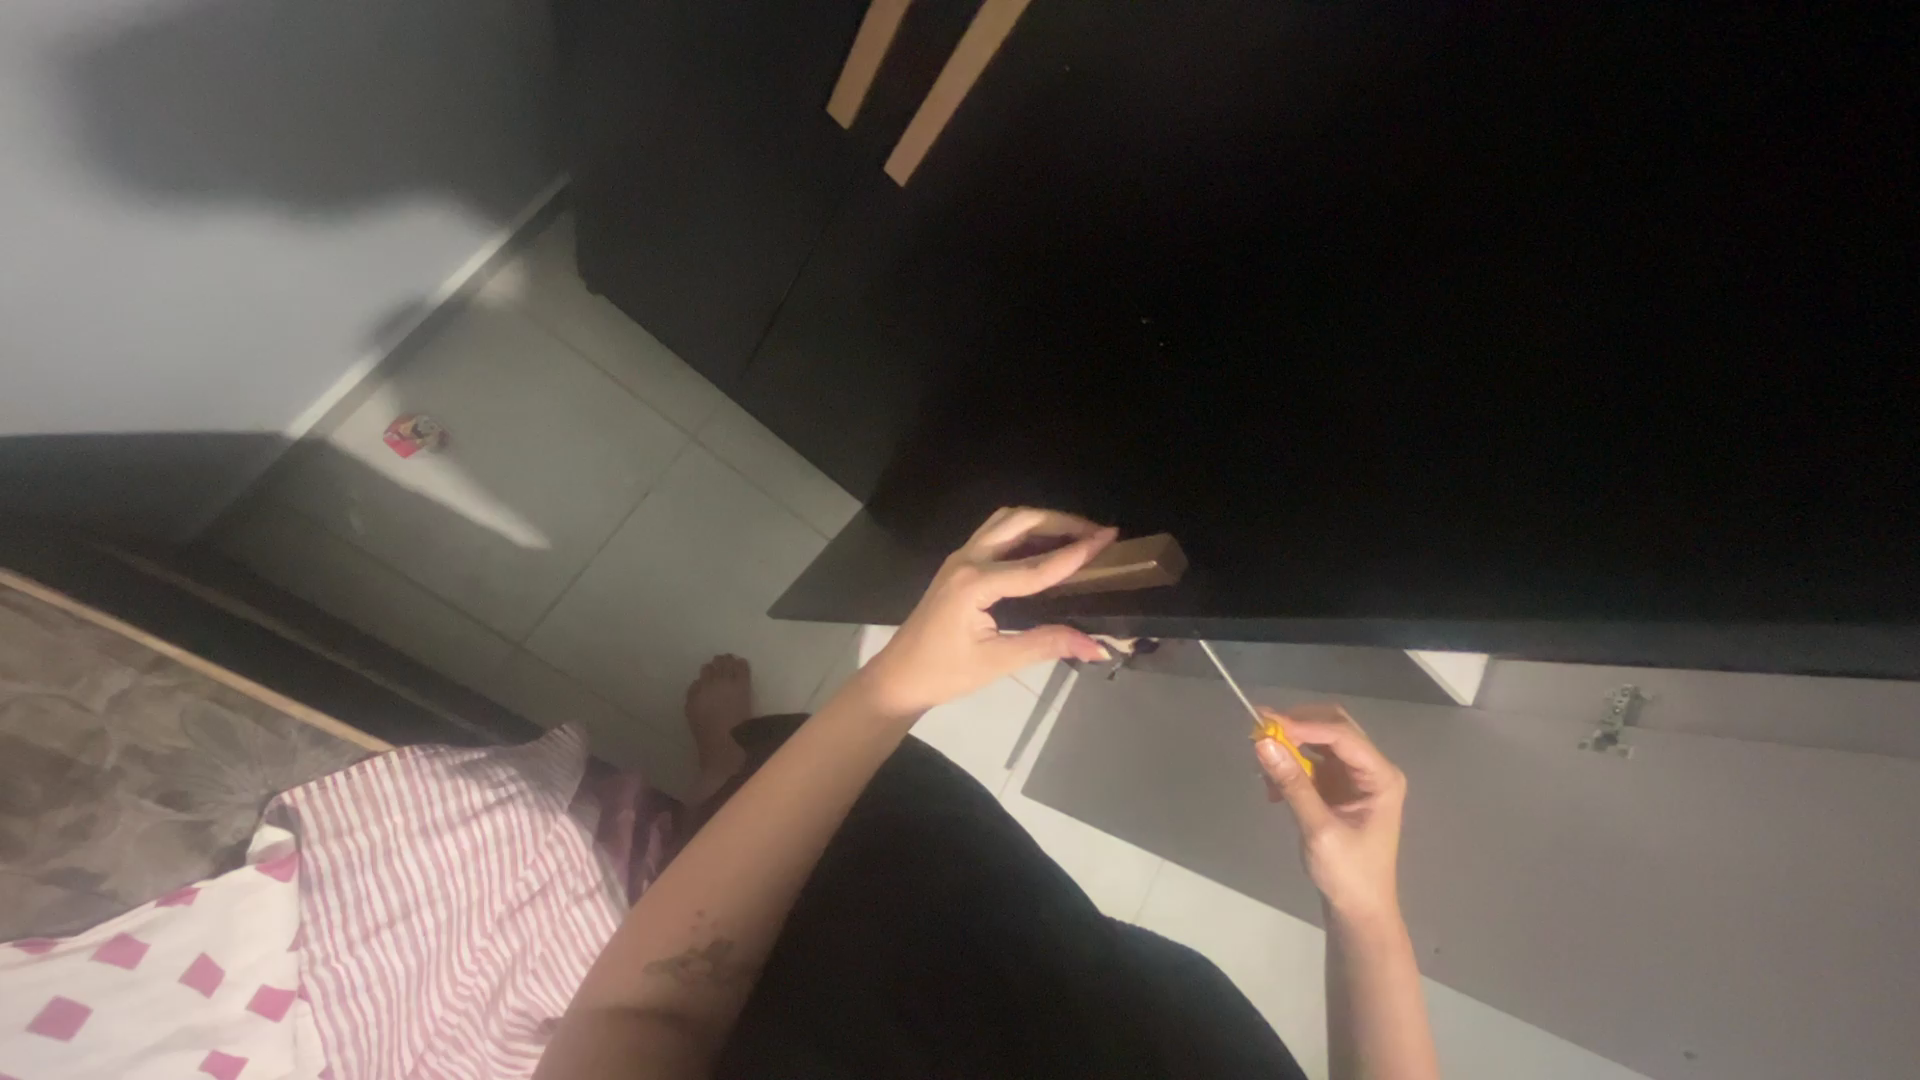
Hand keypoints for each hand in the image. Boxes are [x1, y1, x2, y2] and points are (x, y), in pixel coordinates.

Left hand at [857, 507, 1117, 717]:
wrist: (899, 676)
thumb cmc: (944, 673)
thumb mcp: (997, 662)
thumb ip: (1046, 644)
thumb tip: (1096, 647)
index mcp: (975, 584)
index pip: (1036, 566)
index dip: (1076, 552)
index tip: (1110, 537)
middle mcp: (967, 560)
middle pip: (1019, 522)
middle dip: (1061, 521)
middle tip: (1097, 533)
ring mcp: (960, 558)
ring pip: (1005, 521)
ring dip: (1042, 520)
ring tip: (1077, 534)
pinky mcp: (959, 565)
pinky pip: (995, 534)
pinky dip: (1025, 531)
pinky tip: (1046, 545)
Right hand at [1253, 704, 1407, 924]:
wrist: (1358, 910)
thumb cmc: (1349, 874)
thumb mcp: (1319, 829)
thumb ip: (1292, 783)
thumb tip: (1262, 743)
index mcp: (1381, 777)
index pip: (1342, 735)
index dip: (1304, 726)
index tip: (1266, 727)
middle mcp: (1371, 769)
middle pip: (1333, 727)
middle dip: (1296, 726)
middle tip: (1259, 732)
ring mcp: (1354, 776)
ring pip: (1319, 739)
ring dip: (1289, 744)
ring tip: (1262, 758)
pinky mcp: (1336, 785)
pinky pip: (1309, 758)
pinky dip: (1289, 763)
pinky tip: (1272, 785)